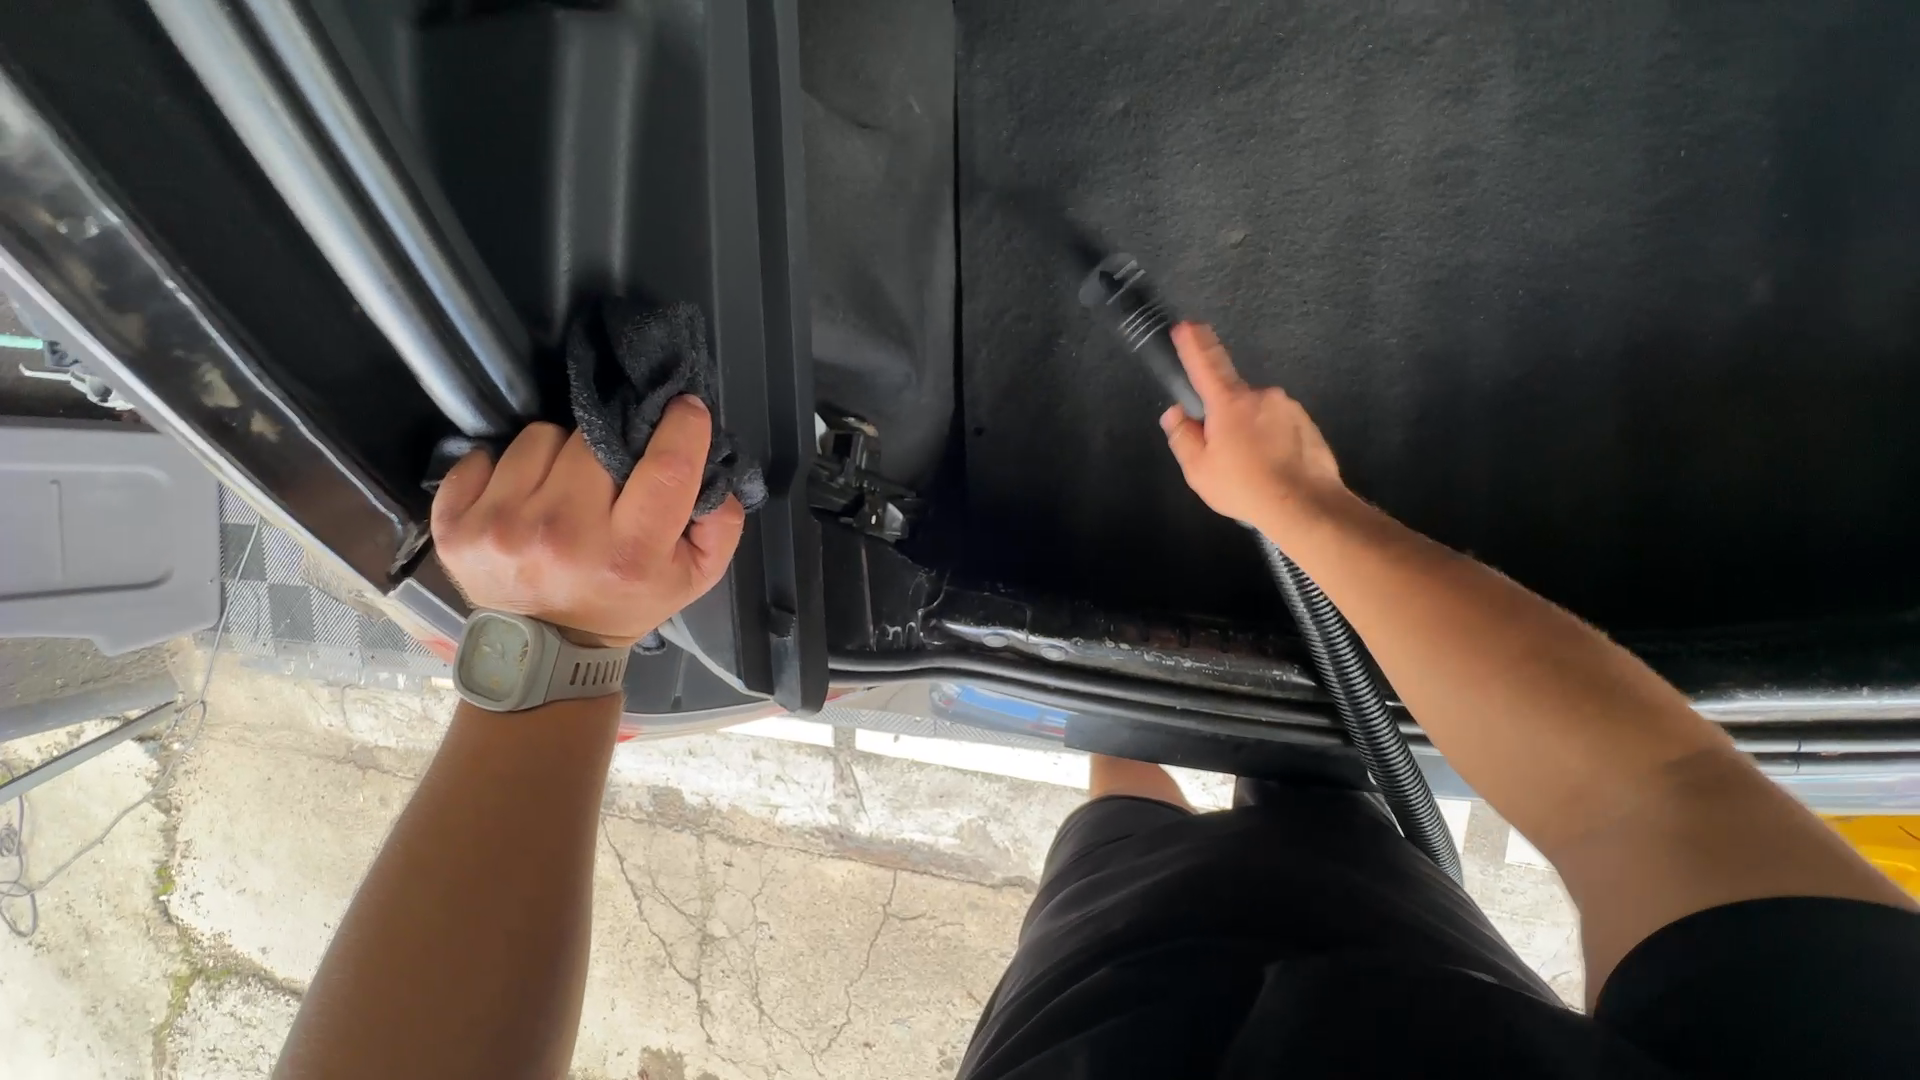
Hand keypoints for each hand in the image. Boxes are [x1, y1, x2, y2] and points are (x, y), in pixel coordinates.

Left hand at [430, 397, 744, 648]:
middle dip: (611, 445)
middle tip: (613, 470)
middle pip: (595, 441)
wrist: (546, 650)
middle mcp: (563, 536)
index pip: (665, 467)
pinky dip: (504, 468)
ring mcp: (502, 529)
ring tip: (564, 486)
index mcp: (629, 554)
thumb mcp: (695, 578)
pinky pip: (483, 456)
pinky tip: (521, 495)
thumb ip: (721, 524)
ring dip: (559, 454)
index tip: (685, 408)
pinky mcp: (455, 527)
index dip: (681, 427)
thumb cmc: (626, 603)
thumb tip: (714, 467)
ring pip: (540, 438)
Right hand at [1159, 322, 1346, 532]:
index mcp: (1229, 403)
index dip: (1193, 344)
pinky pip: (1280, 429)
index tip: (1187, 326)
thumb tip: (1176, 414)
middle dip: (1225, 421)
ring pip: (1258, 417)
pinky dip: (1273, 445)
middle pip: (1232, 400)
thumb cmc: (1244, 486)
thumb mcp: (1198, 469)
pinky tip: (1272, 470)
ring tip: (1251, 470)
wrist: (1305, 505)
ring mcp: (1289, 409)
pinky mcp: (1308, 425)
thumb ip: (1183, 437)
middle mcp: (1261, 396)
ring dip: (1251, 436)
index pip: (1206, 363)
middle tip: (1224, 456)